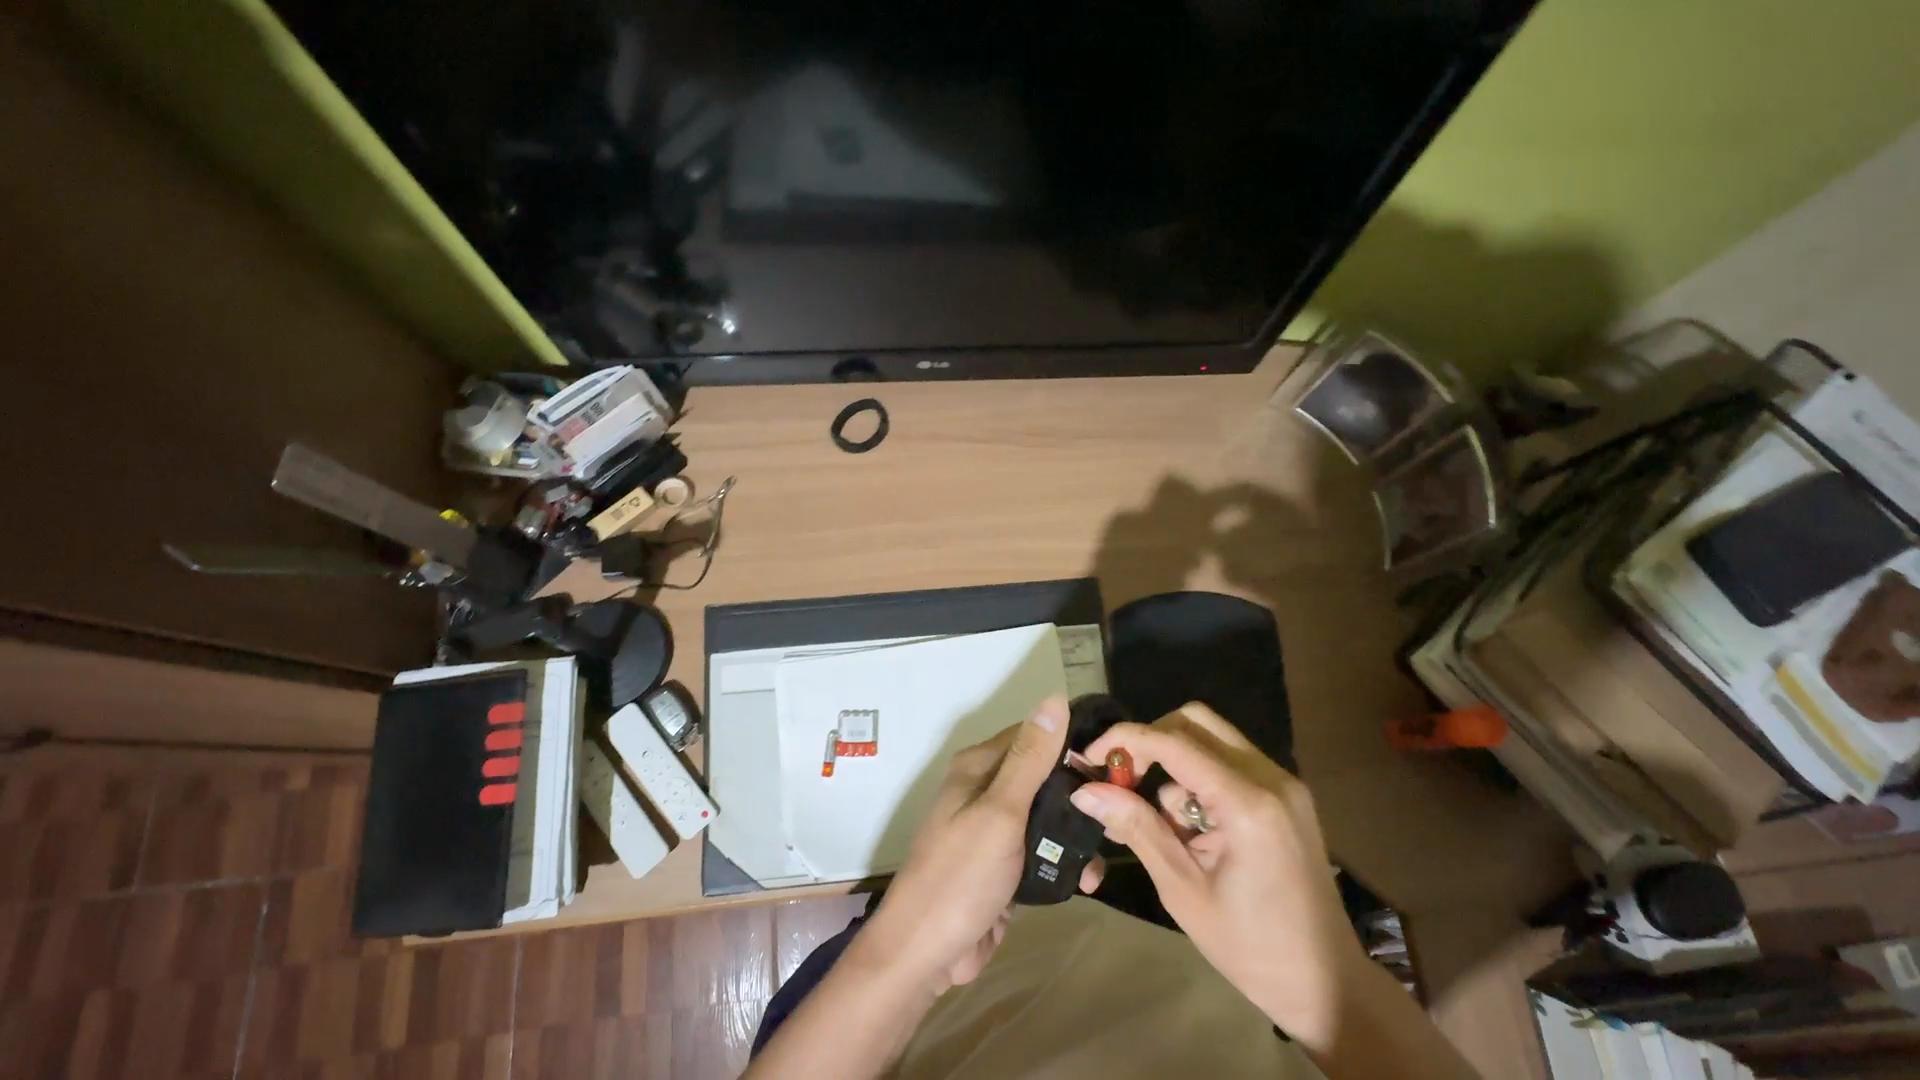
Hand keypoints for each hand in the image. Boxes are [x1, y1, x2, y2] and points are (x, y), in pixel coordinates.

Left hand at [857, 696, 1101, 992]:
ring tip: (1108, 851)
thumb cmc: (961, 875)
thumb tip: (1055, 699)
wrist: (928, 952)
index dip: (1072, 744)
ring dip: (1076, 834)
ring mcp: (994, 831)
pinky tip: (1089, 880)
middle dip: (1080, 794)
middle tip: (1120, 811)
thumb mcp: (1001, 812)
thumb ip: (1030, 759)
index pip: (1034, 736)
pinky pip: (1042, 854)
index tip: (1116, 760)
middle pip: (1044, 778)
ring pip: (1048, 818)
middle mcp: (984, 791)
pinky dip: (1065, 864)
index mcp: (978, 768)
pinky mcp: (1004, 867)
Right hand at [1069, 703, 1365, 1041]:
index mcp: (1247, 802)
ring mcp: (1284, 785)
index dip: (1125, 740)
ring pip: (1214, 739)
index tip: (1090, 758)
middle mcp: (1270, 778)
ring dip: (1175, 764)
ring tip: (1160, 822)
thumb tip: (1085, 791)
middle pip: (1196, 721)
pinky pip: (1232, 763)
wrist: (1325, 981)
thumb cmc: (1249, 945)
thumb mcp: (1182, 889)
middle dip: (1151, 741)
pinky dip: (1201, 778)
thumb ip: (1136, 829)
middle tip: (1122, 779)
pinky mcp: (1287, 797)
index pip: (1173, 742)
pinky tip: (1189, 826)